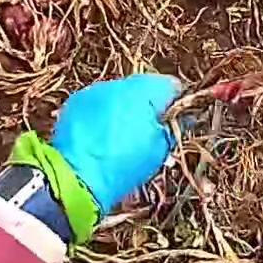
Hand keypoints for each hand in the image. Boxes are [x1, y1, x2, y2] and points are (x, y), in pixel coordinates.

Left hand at [50, 74, 182, 210]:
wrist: (76, 178)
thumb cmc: (123, 164)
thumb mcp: (160, 148)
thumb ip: (175, 125)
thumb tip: (186, 116)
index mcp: (145, 90)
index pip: (172, 86)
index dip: (176, 105)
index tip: (173, 122)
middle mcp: (120, 83)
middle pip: (145, 88)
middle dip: (149, 106)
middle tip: (148, 133)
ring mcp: (96, 90)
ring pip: (121, 94)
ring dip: (125, 108)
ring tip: (122, 137)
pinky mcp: (77, 101)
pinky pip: (99, 103)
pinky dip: (104, 114)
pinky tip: (102, 136)